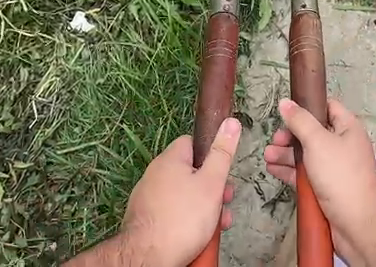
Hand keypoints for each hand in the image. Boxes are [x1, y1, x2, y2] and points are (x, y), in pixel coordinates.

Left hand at [111, 116, 241, 266]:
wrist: (146, 258)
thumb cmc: (182, 219)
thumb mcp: (212, 182)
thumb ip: (222, 152)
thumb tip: (231, 121)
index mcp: (170, 159)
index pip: (193, 144)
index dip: (210, 157)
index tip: (222, 175)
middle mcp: (155, 174)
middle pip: (190, 174)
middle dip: (210, 190)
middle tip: (223, 206)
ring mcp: (147, 199)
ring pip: (182, 198)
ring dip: (201, 211)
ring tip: (214, 230)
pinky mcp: (144, 221)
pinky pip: (170, 216)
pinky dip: (184, 224)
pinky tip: (195, 239)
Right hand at [263, 97, 375, 258]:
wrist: (357, 226)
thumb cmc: (341, 176)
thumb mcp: (318, 142)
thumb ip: (300, 121)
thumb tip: (285, 102)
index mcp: (348, 128)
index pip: (327, 107)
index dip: (308, 106)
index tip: (287, 110)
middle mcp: (342, 145)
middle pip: (313, 132)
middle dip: (291, 135)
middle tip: (275, 139)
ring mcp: (334, 169)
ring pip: (307, 155)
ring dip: (286, 154)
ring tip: (268, 156)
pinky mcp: (326, 189)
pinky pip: (306, 175)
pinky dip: (290, 171)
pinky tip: (273, 169)